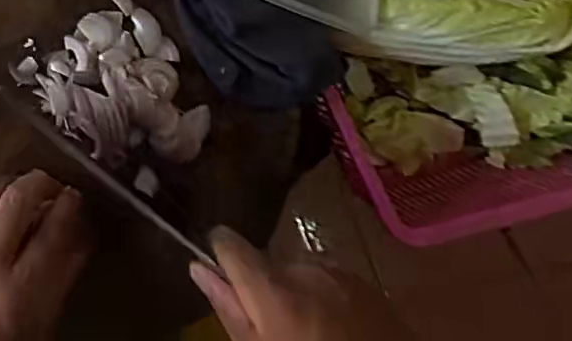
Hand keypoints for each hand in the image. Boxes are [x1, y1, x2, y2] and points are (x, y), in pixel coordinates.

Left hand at [0, 170, 92, 340]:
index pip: (52, 234)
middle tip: (60, 185)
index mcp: (18, 294)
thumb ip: (62, 280)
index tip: (80, 197)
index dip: (71, 208)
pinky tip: (1, 200)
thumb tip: (82, 236)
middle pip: (18, 199)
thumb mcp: (42, 328)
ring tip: (31, 189)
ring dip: (14, 182)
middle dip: (43, 182)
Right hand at [188, 225, 411, 340]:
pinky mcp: (372, 290)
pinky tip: (348, 340)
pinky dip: (333, 305)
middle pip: (267, 264)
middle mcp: (302, 269)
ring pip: (302, 275)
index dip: (221, 258)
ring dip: (303, 299)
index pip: (226, 240)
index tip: (228, 285)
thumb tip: (199, 267)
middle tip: (285, 336)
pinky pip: (335, 286)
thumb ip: (230, 312)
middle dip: (269, 291)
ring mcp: (341, 276)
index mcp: (272, 289)